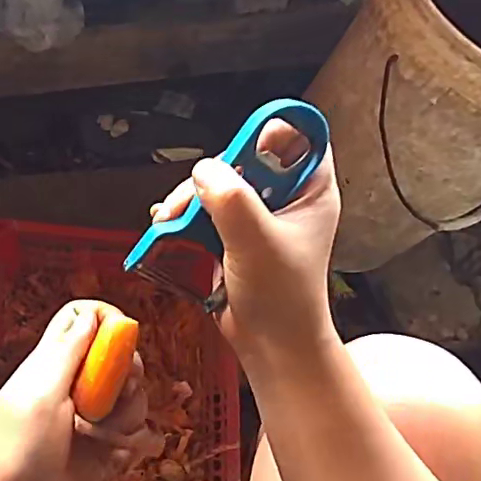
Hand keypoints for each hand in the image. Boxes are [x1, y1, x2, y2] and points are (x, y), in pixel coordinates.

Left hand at [0, 301, 159, 480]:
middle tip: (115, 392)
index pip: (80, 319)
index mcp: (50, 364)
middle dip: (126, 373)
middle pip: (118, 357)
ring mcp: (91, 417)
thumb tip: (91, 315)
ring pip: (133, 396)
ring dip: (126, 416)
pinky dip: (132, 444)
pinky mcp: (106, 447)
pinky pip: (138, 432)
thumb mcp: (40, 394)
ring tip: (101, 437)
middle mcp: (73, 386)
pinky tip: (113, 457)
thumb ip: (68, 352)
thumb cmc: (18, 453)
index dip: (105, 320)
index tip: (120, 337)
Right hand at [152, 118, 339, 357]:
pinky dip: (185, 216)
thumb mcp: (258, 243)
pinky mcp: (232, 233)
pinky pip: (204, 210)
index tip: (238, 155)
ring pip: (218, 184)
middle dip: (213, 175)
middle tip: (192, 198)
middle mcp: (285, 197)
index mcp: (310, 189)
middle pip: (244, 158)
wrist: (270, 345)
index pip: (298, 136)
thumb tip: (204, 170)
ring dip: (191, 198)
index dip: (268, 135)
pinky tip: (169, 226)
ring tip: (171, 221)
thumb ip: (232, 201)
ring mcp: (257, 215)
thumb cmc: (282, 300)